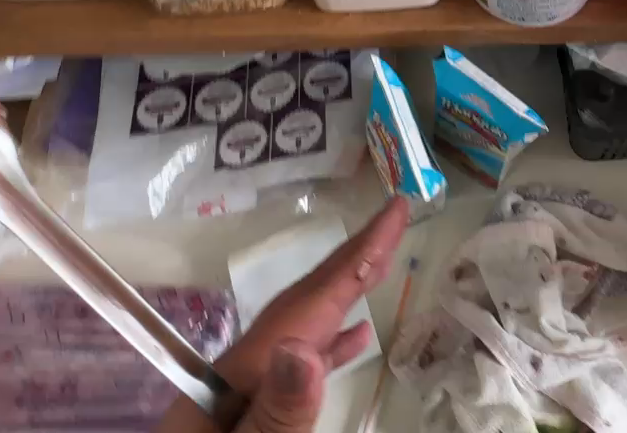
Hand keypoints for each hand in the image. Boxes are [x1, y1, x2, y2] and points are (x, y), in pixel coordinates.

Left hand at [157, 198, 411, 432]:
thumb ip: (273, 414)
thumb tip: (303, 345)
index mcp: (231, 379)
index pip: (305, 306)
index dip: (356, 256)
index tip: (393, 213)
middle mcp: (235, 375)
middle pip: (301, 304)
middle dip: (351, 257)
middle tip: (395, 217)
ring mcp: (240, 394)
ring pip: (302, 328)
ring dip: (345, 290)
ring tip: (382, 261)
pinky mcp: (246, 416)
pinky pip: (300, 363)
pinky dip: (332, 341)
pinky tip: (358, 337)